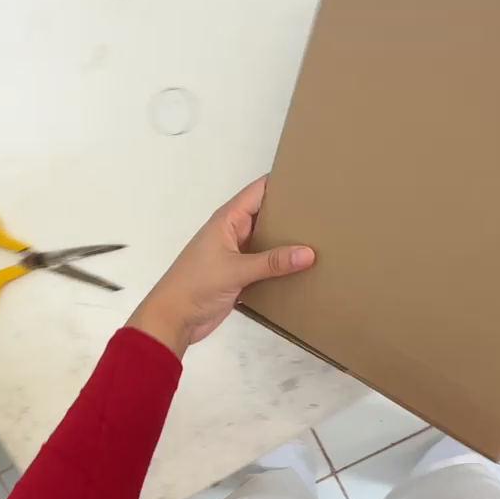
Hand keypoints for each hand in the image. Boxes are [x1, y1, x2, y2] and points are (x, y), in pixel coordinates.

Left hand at [126, 177, 314, 356]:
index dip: (282, 183)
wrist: (174, 319)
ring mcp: (236, 255)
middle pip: (267, 216)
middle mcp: (233, 233)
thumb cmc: (195, 286)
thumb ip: (272, 262)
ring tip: (321, 239)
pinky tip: (302, 270)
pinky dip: (280, 268)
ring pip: (267, 243)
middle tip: (325, 212)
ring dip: (287, 244)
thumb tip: (308, 254)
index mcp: (228, 220)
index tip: (311, 179)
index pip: (259, 191)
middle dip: (291, 215)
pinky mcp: (239, 277)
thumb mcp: (236, 270)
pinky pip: (265, 266)